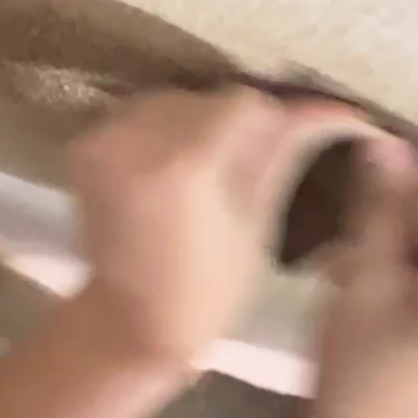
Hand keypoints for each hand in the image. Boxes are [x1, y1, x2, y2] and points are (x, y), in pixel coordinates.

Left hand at [67, 87, 380, 367]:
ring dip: (193, 122)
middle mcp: (138, 140)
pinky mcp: (85, 149)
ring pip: (168, 101)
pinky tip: (171, 166)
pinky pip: (136, 117)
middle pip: (203, 98)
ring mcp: (104, 141)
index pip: (241, 101)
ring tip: (207, 165)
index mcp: (187, 162)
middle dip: (230, 121)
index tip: (283, 139)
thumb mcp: (255, 222)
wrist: (128, 319)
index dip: (269, 117)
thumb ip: (281, 151)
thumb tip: (333, 106)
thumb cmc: (207, 289)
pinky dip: (159, 131)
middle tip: (246, 158)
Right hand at [314, 139, 417, 417]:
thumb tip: (387, 142)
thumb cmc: (359, 367)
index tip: (359, 248)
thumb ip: (381, 210)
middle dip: (405, 236)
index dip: (397, 218)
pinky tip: (393, 296)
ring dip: (409, 251)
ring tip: (373, 289)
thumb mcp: (366, 281)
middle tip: (359, 273)